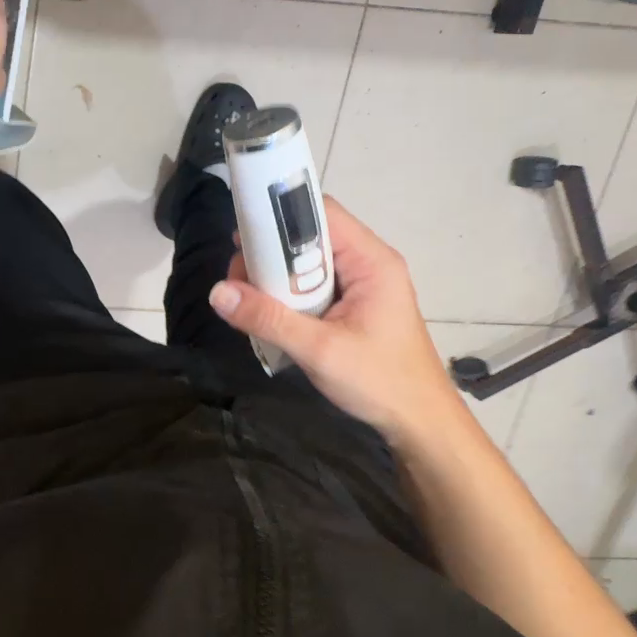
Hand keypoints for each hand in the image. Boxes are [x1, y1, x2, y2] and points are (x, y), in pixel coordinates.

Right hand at [208, 198, 462, 446]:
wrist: (419, 423)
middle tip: (239, 283)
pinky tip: (266, 318)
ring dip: (272, 280)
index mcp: (371, 262)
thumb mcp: (319, 350)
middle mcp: (365, 264)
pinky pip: (307, 287)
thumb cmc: (381, 382)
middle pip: (306, 237)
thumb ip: (268, 319)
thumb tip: (217, 291)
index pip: (320, 213)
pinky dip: (283, 297)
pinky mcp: (348, 306)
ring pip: (302, 264)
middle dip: (267, 255)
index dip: (280, 217)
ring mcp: (357, 285)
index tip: (241, 239)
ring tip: (249, 305)